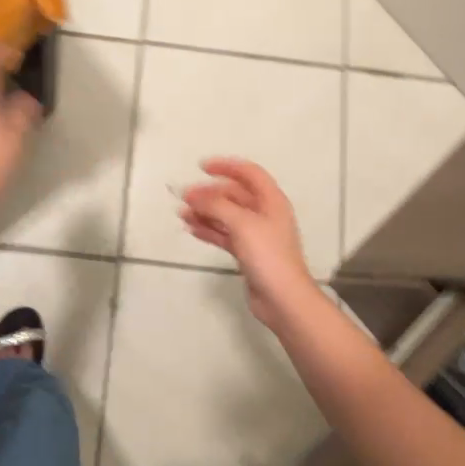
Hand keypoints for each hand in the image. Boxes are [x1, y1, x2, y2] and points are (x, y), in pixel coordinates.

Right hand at [180, 158, 318, 325]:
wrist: (283, 299)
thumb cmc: (267, 255)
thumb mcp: (242, 223)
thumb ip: (216, 205)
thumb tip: (192, 193)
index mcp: (271, 200)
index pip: (249, 173)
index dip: (226, 166)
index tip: (201, 167)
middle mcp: (265, 213)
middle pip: (235, 194)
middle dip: (210, 193)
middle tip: (185, 196)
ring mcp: (256, 234)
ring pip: (227, 216)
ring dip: (205, 212)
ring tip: (182, 213)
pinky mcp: (248, 253)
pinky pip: (225, 234)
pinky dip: (209, 230)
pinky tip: (191, 229)